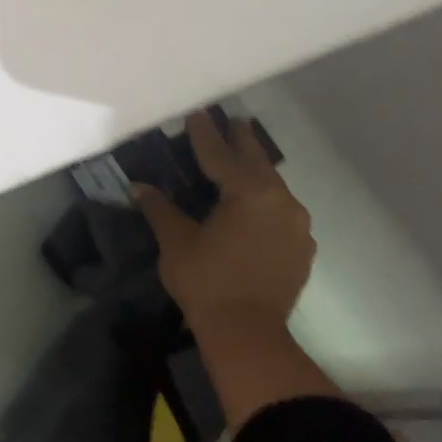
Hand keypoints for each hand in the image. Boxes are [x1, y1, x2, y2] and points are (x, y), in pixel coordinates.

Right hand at [135, 112, 315, 335]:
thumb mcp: (175, 241)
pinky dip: (264, 201)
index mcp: (250, 195)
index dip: (205, 136)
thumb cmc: (205, 278)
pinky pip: (280, 213)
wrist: (246, 327)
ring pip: (273, 189)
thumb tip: (141, 187)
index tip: (198, 114)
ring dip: (256, 172)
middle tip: (234, 121)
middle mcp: (281, 202)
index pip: (221, 157)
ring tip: (243, 161)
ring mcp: (297, 226)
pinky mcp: (301, 248)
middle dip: (242, 143)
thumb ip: (161, 209)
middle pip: (257, 165)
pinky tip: (252, 207)